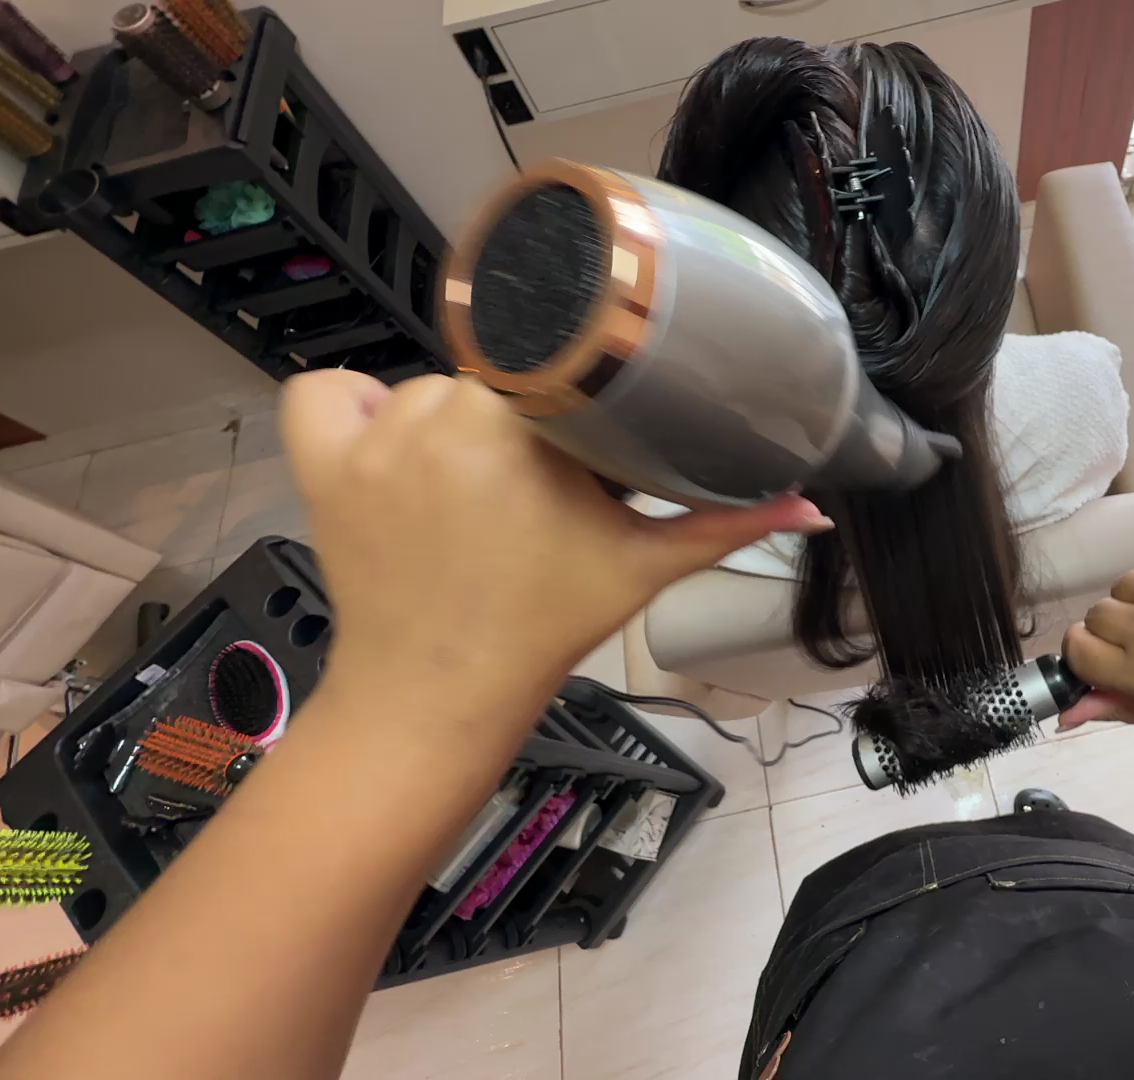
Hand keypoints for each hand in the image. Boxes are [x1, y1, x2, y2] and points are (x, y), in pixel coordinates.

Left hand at [281, 371, 828, 727]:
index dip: (585, 393)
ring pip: (430, 386)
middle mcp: (440, 415)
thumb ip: (730, 526)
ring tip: (486, 479)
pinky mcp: (320, 465)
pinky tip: (399, 446)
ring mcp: (370, 439)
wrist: (443, 693)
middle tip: (550, 474)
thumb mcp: (650, 566)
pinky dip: (360, 407)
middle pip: (500, 374)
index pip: (562, 363)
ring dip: (462, 420)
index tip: (596, 434)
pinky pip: (330, 393)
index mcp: (525, 427)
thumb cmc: (552, 624)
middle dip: (532, 415)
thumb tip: (813, 510)